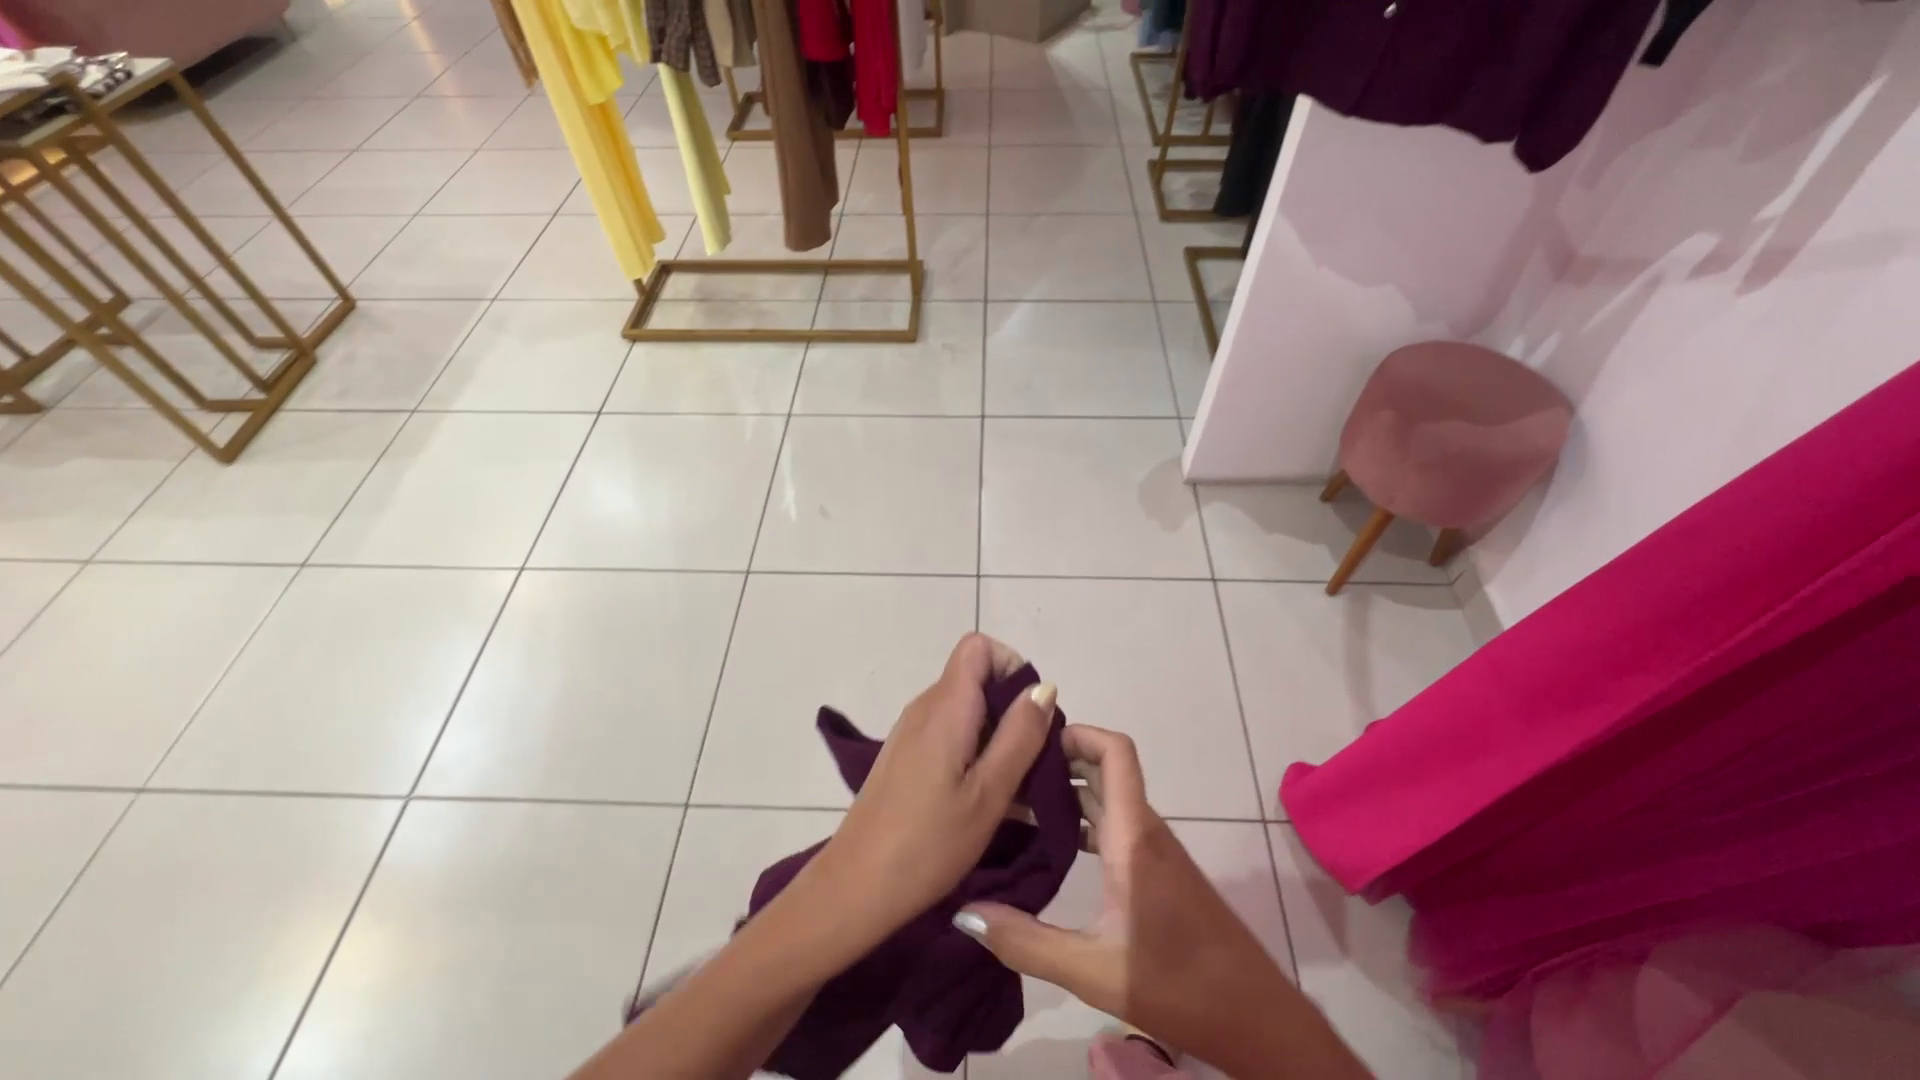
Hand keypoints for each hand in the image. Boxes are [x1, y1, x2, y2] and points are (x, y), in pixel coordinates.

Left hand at [802, 633, 1056, 936]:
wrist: (857, 887)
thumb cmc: (928, 843)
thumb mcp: (989, 793)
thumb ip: (1020, 736)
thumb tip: (1043, 687)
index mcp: (945, 707)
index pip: (979, 647)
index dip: (1012, 668)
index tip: (1033, 717)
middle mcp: (924, 709)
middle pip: (976, 679)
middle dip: (1014, 709)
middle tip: (1034, 762)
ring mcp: (911, 734)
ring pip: (967, 712)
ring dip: (998, 738)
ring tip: (1018, 790)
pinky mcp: (906, 759)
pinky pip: (951, 737)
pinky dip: (976, 756)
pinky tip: (989, 802)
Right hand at [957, 726, 1370, 1078]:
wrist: (1254, 1016)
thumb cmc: (1178, 984)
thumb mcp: (1092, 970)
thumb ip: (1025, 941)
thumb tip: (963, 911)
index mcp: (1134, 839)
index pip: (1115, 754)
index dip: (1079, 732)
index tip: (1031, 737)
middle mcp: (1147, 834)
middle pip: (1106, 772)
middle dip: (1058, 762)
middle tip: (1004, 773)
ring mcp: (1157, 854)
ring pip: (1111, 802)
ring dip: (1069, 794)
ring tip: (1017, 807)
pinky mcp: (1161, 875)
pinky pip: (1119, 828)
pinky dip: (1084, 823)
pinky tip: (1052, 851)